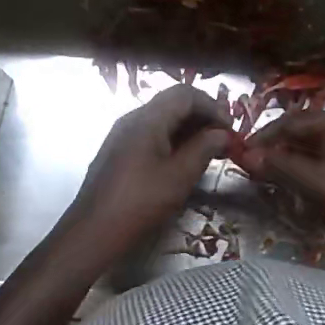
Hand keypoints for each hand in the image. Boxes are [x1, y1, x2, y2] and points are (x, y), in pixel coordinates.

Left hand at [58, 85, 232, 260]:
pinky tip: (183, 162)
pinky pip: (150, 135)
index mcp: (147, 119)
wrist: (93, 230)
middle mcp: (132, 119)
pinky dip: (172, 141)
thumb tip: (222, 133)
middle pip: (172, 104)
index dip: (212, 106)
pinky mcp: (118, 153)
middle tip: (224, 141)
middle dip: (201, 118)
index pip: (185, 94)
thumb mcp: (179, 176)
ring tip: (209, 153)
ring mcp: (122, 135)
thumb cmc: (140, 202)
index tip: (230, 128)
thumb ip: (203, 149)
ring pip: (161, 120)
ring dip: (188, 131)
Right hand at [241, 110, 324, 255]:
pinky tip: (307, 192)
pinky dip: (313, 173)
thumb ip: (280, 167)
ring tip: (278, 185)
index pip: (289, 122)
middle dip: (278, 152)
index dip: (263, 138)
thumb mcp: (318, 182)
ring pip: (317, 149)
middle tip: (258, 174)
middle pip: (303, 133)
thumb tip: (244, 155)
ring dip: (295, 165)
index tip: (243, 157)